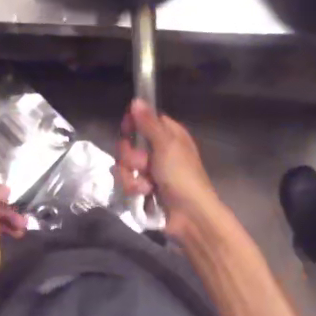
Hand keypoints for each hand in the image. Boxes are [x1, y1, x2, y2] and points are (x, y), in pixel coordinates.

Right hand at [115, 100, 224, 240]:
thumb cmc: (182, 176)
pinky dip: (135, 188)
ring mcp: (151, 170)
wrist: (189, 215)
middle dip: (131, 156)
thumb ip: (148, 123)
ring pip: (125, 164)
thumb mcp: (165, 145)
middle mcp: (159, 150)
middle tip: (143, 164)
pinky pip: (128, 181)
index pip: (144, 120)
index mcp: (169, 135)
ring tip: (146, 185)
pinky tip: (146, 194)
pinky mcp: (145, 188)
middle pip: (130, 143)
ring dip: (132, 175)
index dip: (133, 124)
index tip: (127, 129)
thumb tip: (136, 100)